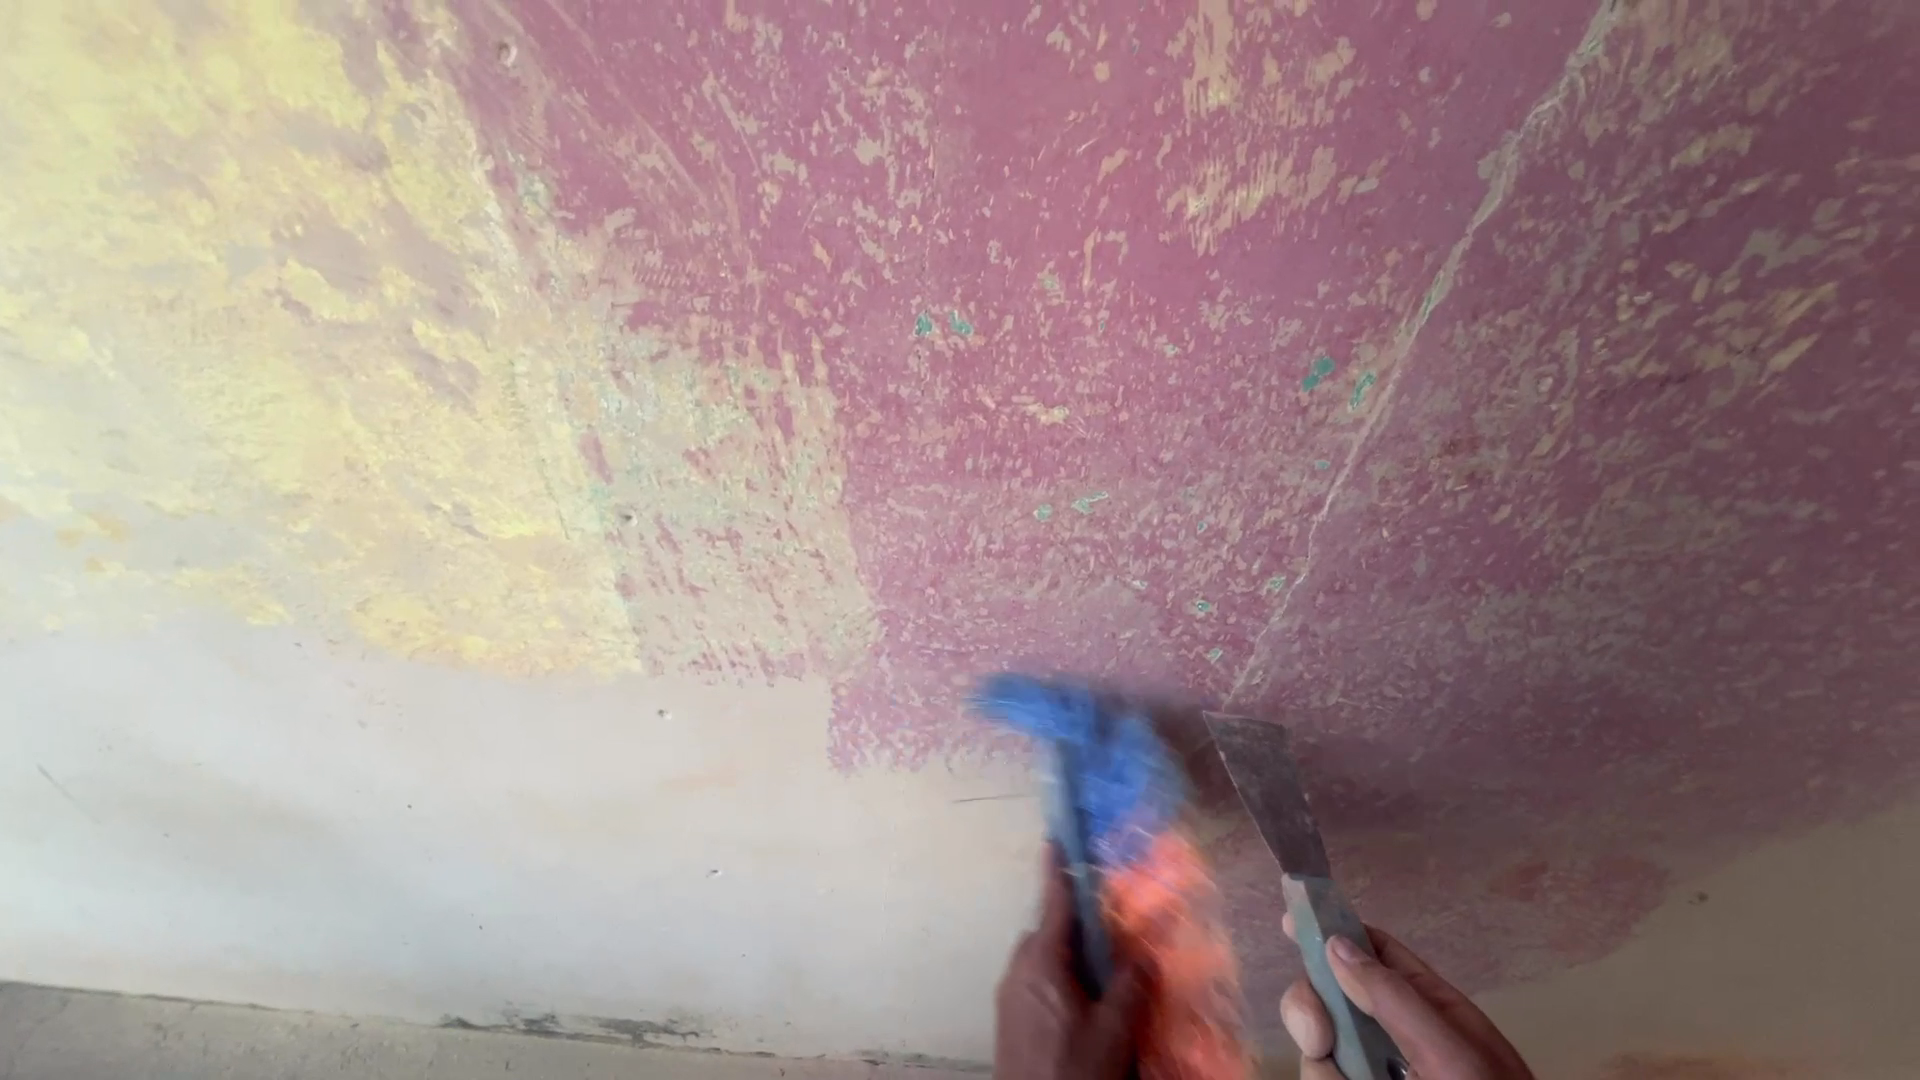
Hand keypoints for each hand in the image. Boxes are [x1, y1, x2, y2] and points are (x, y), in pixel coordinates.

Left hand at [994, 848, 1149, 1079]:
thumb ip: (1130, 985)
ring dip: (1068, 953)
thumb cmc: (1074, 1071)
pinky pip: (1035, 979)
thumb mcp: (1114, 1031)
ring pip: (1042, 957)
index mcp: (1041, 960)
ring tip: (1102, 969)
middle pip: (1049, 930)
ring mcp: (1009, 994)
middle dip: (1076, 923)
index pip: (1053, 902)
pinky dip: (1057, 975)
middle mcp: (1019, 967)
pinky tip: (1082, 1001)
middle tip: (1108, 925)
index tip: (1054, 837)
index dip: (1057, 869)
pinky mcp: (1009, 1017)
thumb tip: (1144, 951)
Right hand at [1279, 915, 1533, 1079]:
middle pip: (1327, 995)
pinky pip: (1320, 1078)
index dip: (1332, 930)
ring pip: (1317, 1048)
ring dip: (1323, 1070)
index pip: (1375, 951)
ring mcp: (1375, 1076)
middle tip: (1319, 1038)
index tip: (1288, 923)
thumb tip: (1334, 943)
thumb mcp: (1455, 1058)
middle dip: (1310, 1009)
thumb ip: (1395, 998)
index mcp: (1431, 1011)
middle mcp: (1396, 1039)